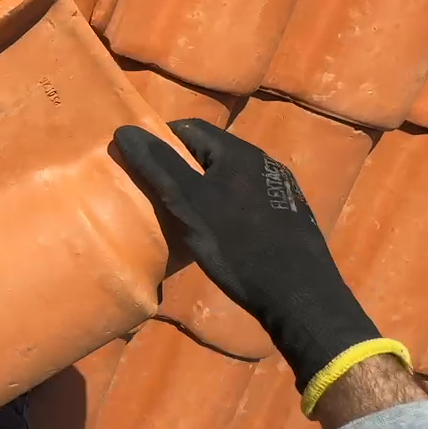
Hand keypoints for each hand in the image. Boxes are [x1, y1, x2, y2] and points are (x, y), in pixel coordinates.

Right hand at [114, 120, 405, 414]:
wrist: (303, 300)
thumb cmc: (239, 246)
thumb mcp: (189, 204)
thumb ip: (158, 165)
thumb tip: (125, 130)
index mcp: (240, 153)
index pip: (189, 128)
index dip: (159, 140)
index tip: (139, 162)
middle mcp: (263, 163)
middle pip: (208, 151)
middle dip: (178, 164)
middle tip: (153, 188)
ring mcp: (278, 190)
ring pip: (226, 176)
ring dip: (200, 186)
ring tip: (179, 211)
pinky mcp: (286, 216)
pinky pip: (242, 198)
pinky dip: (220, 204)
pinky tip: (215, 230)